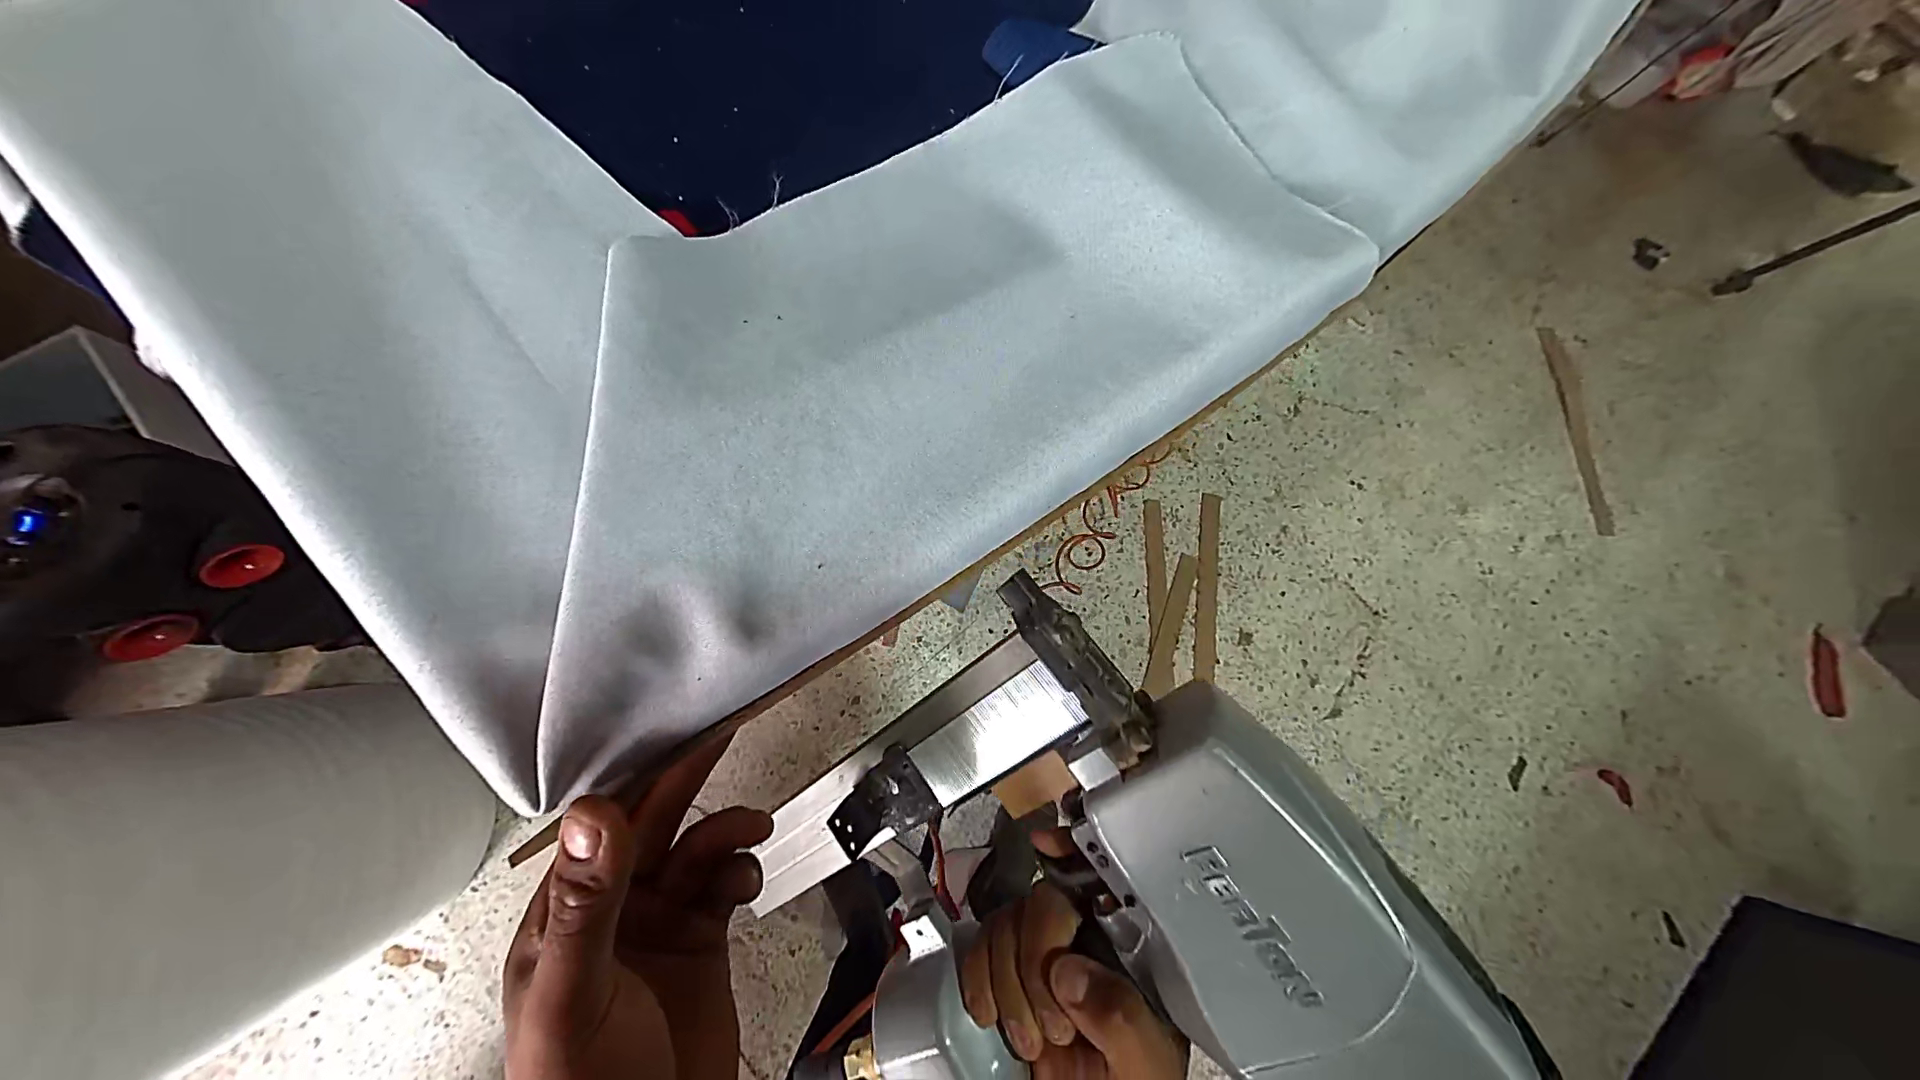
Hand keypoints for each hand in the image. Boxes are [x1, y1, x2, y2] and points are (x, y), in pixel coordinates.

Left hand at [503, 732, 774, 1079]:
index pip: (602, 824)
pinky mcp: (701, 936)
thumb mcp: (577, 995)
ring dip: (726, 830)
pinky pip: (726, 881)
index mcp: (568, 912)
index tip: (670, 733)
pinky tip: (745, 881)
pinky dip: (741, 870)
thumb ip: (586, 906)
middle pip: (653, 822)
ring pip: (697, 848)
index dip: (637, 775)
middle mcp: (614, 908)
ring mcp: (660, 922)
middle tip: (719, 735)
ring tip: (750, 827)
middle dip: (686, 778)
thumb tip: (593, 815)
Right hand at [958, 834, 1186, 1079]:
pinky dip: (976, 977)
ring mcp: (1041, 952)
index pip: (1103, 879)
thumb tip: (1070, 971)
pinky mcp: (1007, 970)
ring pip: (1005, 920)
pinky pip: (979, 945)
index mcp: (1128, 949)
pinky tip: (990, 1015)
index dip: (1073, 849)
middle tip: (1053, 1029)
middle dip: (1034, 964)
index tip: (1047, 844)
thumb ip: (1122, 1019)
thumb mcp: (1143, 1068)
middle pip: (1044, 902)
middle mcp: (1084, 938)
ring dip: (1005, 982)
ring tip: (1029, 1039)